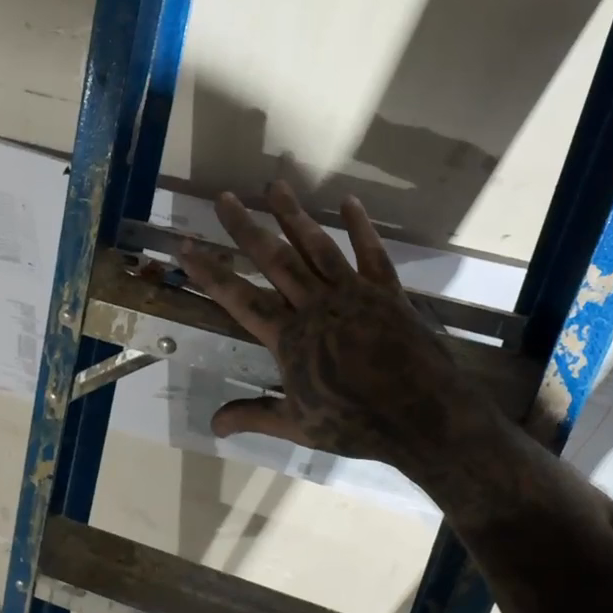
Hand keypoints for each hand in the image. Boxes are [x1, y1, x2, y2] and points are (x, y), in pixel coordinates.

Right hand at [174, 181, 491, 467]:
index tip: (186, 246)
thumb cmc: (358, 423)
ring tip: (274, 186)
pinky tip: (349, 202)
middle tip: (225, 198)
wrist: (425, 417)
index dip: (211, 273)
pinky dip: (361, 227)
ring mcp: (352, 294)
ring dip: (293, 215)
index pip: (239, 298)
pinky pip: (371, 254)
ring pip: (316, 247)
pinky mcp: (386, 292)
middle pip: (274, 259)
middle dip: (245, 228)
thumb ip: (255, 416)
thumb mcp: (299, 426)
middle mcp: (315, 305)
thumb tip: (213, 425)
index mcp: (290, 337)